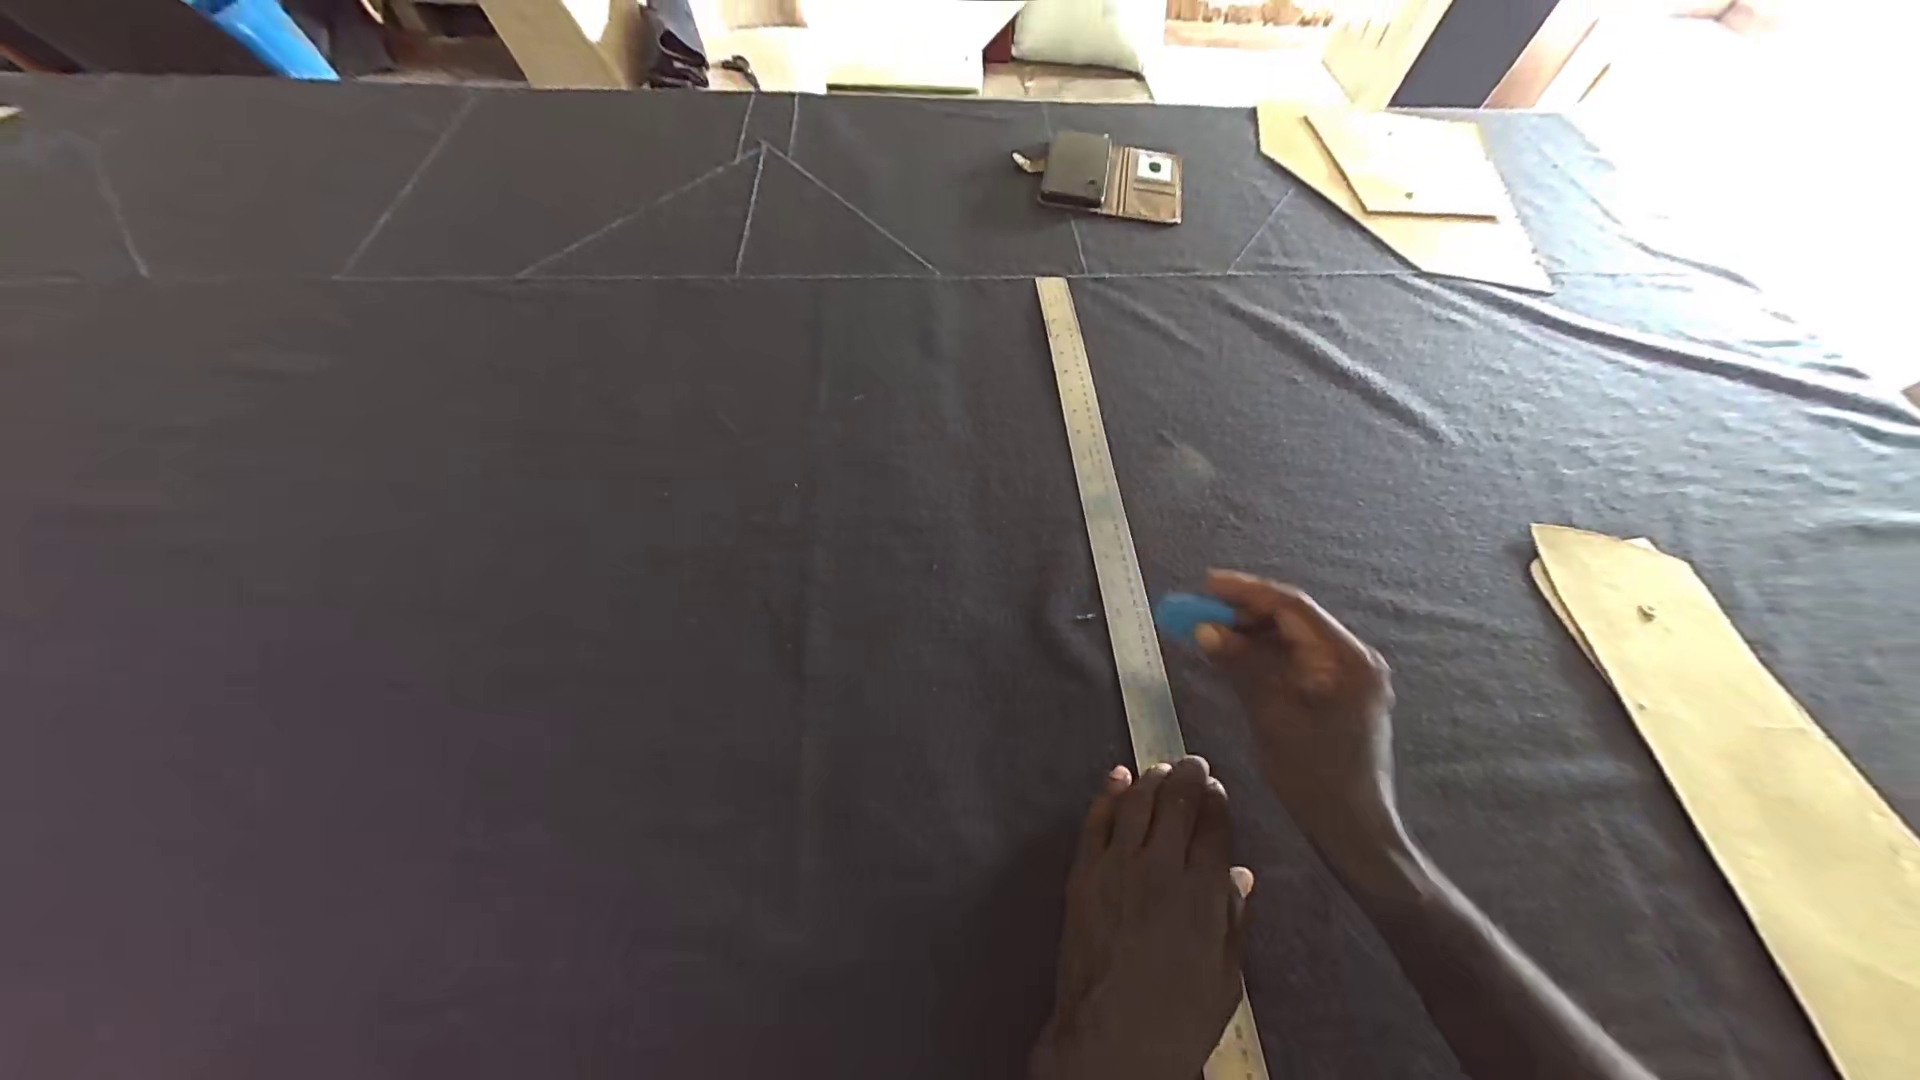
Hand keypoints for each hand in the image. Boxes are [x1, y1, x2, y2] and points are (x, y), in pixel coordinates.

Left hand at [1032, 758, 1251, 1079]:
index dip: (1216, 802)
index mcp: (1202, 894)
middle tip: (1194, 763)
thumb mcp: (1225, 977)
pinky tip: (1118, 775)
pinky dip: (1109, 792)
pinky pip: (1097, 820)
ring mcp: (1118, 865)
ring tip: (1162, 767)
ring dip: (1152, 779)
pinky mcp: (1084, 871)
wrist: (1111, 1039)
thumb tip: (1239, 872)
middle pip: (1177, 805)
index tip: (1217, 788)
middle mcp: (1161, 868)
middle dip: (1189, 777)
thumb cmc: (1179, 1017)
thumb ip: (1231, 918)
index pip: (1213, 829)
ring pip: (1138, 803)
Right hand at [1193, 570, 1399, 858]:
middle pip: (1292, 618)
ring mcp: (1347, 674)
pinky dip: (1263, 653)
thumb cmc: (1313, 774)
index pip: (1292, 608)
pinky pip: (1294, 657)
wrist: (1352, 828)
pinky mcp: (1336, 690)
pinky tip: (1233, 655)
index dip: (1246, 592)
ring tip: (1209, 630)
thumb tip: (1203, 629)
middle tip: (1200, 611)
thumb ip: (1239, 665)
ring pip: (1291, 637)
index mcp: (1346, 659)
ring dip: (1250, 631)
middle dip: (1244, 611)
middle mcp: (1352, 658)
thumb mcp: (1270, 716)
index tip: (1206, 585)